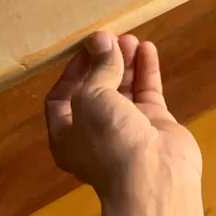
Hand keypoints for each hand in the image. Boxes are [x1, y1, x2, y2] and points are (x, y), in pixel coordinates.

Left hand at [45, 31, 206, 215]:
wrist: (153, 177)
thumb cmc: (109, 141)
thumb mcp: (91, 98)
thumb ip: (98, 68)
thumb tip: (104, 40)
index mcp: (67, 137)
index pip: (61, 98)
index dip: (71, 71)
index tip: (87, 48)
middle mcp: (95, 135)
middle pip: (95, 91)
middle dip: (102, 63)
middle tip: (112, 38)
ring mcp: (127, 130)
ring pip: (123, 90)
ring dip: (125, 64)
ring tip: (131, 40)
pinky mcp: (154, 126)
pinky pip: (148, 93)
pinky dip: (146, 71)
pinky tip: (147, 49)